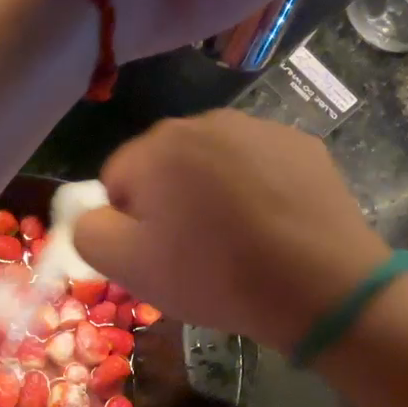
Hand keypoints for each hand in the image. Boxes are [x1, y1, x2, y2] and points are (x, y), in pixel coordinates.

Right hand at [72, 111, 392, 351]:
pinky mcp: (300, 145)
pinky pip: (254, 167)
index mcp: (155, 147)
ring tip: (232, 243)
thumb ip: (88, 233)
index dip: (127, 223)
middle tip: (190, 252)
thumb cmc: (213, 275)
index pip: (115, 181)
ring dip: (209, 196)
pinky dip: (252, 192)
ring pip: (209, 165)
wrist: (319, 284)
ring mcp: (258, 129)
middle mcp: (203, 121)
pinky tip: (267, 230)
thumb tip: (92, 215)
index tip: (153, 254)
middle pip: (163, 167)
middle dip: (167, 204)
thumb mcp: (127, 267)